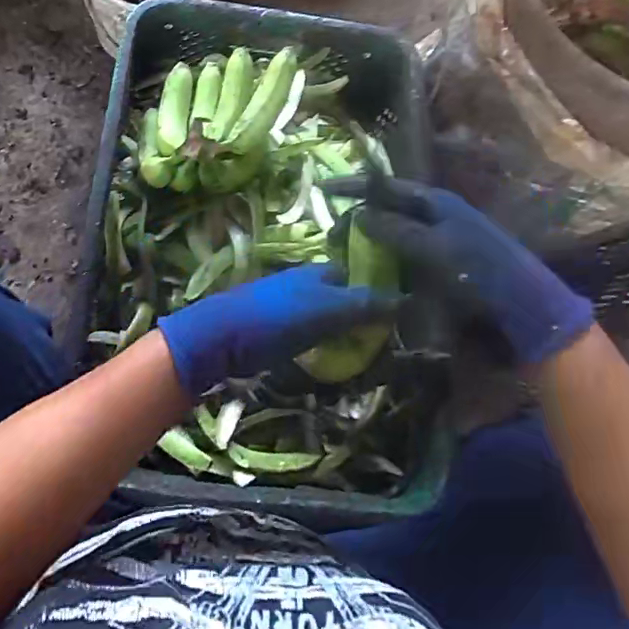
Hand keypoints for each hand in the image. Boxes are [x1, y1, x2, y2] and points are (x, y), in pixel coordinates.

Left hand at [156, 264, 398, 395]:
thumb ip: (363, 304)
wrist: (222, 337)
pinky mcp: (275, 328)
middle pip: (343, 295)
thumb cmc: (276, 317)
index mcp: (319, 271)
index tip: (403, 310)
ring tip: (368, 352)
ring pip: (327, 315)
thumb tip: (406, 299)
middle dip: (363, 312)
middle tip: (388, 339)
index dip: (378, 287)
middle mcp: (305, 282)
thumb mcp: (326, 310)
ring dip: (344, 330)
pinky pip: (310, 333)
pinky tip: (334, 357)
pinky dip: (324, 342)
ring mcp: (288, 304)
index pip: (357, 273)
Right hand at [324, 175, 592, 366]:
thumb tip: (359, 214)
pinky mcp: (438, 270)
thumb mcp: (434, 247)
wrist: (522, 312)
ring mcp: (437, 244)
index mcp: (435, 203)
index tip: (323, 189)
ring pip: (391, 238)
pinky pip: (401, 262)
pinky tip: (367, 278)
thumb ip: (395, 229)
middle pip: (386, 211)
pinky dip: (382, 267)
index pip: (387, 186)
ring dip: (367, 247)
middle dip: (357, 221)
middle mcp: (434, 218)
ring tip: (342, 261)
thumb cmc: (480, 271)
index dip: (355, 187)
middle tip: (331, 239)